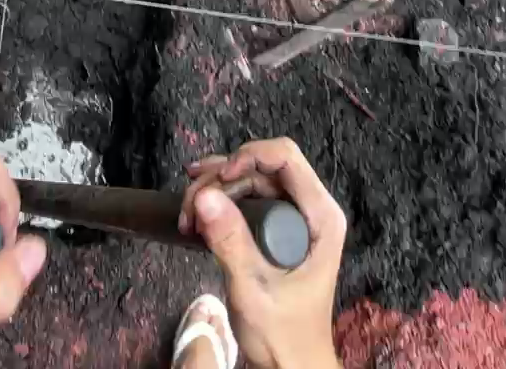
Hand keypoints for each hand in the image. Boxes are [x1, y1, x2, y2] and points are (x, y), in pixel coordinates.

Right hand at [179, 139, 345, 368]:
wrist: (288, 365)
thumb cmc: (282, 333)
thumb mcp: (254, 288)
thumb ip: (231, 242)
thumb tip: (203, 194)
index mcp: (320, 216)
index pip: (285, 157)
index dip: (249, 157)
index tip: (218, 180)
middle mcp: (308, 207)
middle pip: (259, 165)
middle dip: (220, 178)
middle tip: (189, 209)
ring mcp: (289, 214)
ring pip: (245, 176)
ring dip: (211, 189)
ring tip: (185, 217)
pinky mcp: (271, 224)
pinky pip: (241, 193)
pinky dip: (214, 198)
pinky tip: (192, 212)